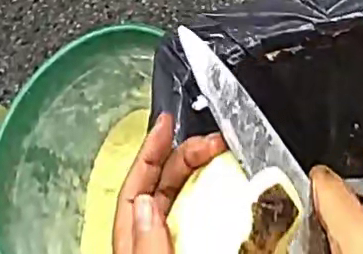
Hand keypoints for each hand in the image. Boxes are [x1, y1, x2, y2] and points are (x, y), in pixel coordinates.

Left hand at [114, 113, 227, 253]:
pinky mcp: (199, 245)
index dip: (150, 149)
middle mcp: (152, 238)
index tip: (166, 120)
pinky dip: (216, 193)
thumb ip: (148, 243)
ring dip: (202, 168)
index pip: (134, 186)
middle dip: (186, 153)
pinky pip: (204, 213)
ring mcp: (175, 242)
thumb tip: (144, 202)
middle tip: (213, 140)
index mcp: (133, 244)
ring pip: (185, 195)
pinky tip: (230, 183)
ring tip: (222, 152)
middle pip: (163, 184)